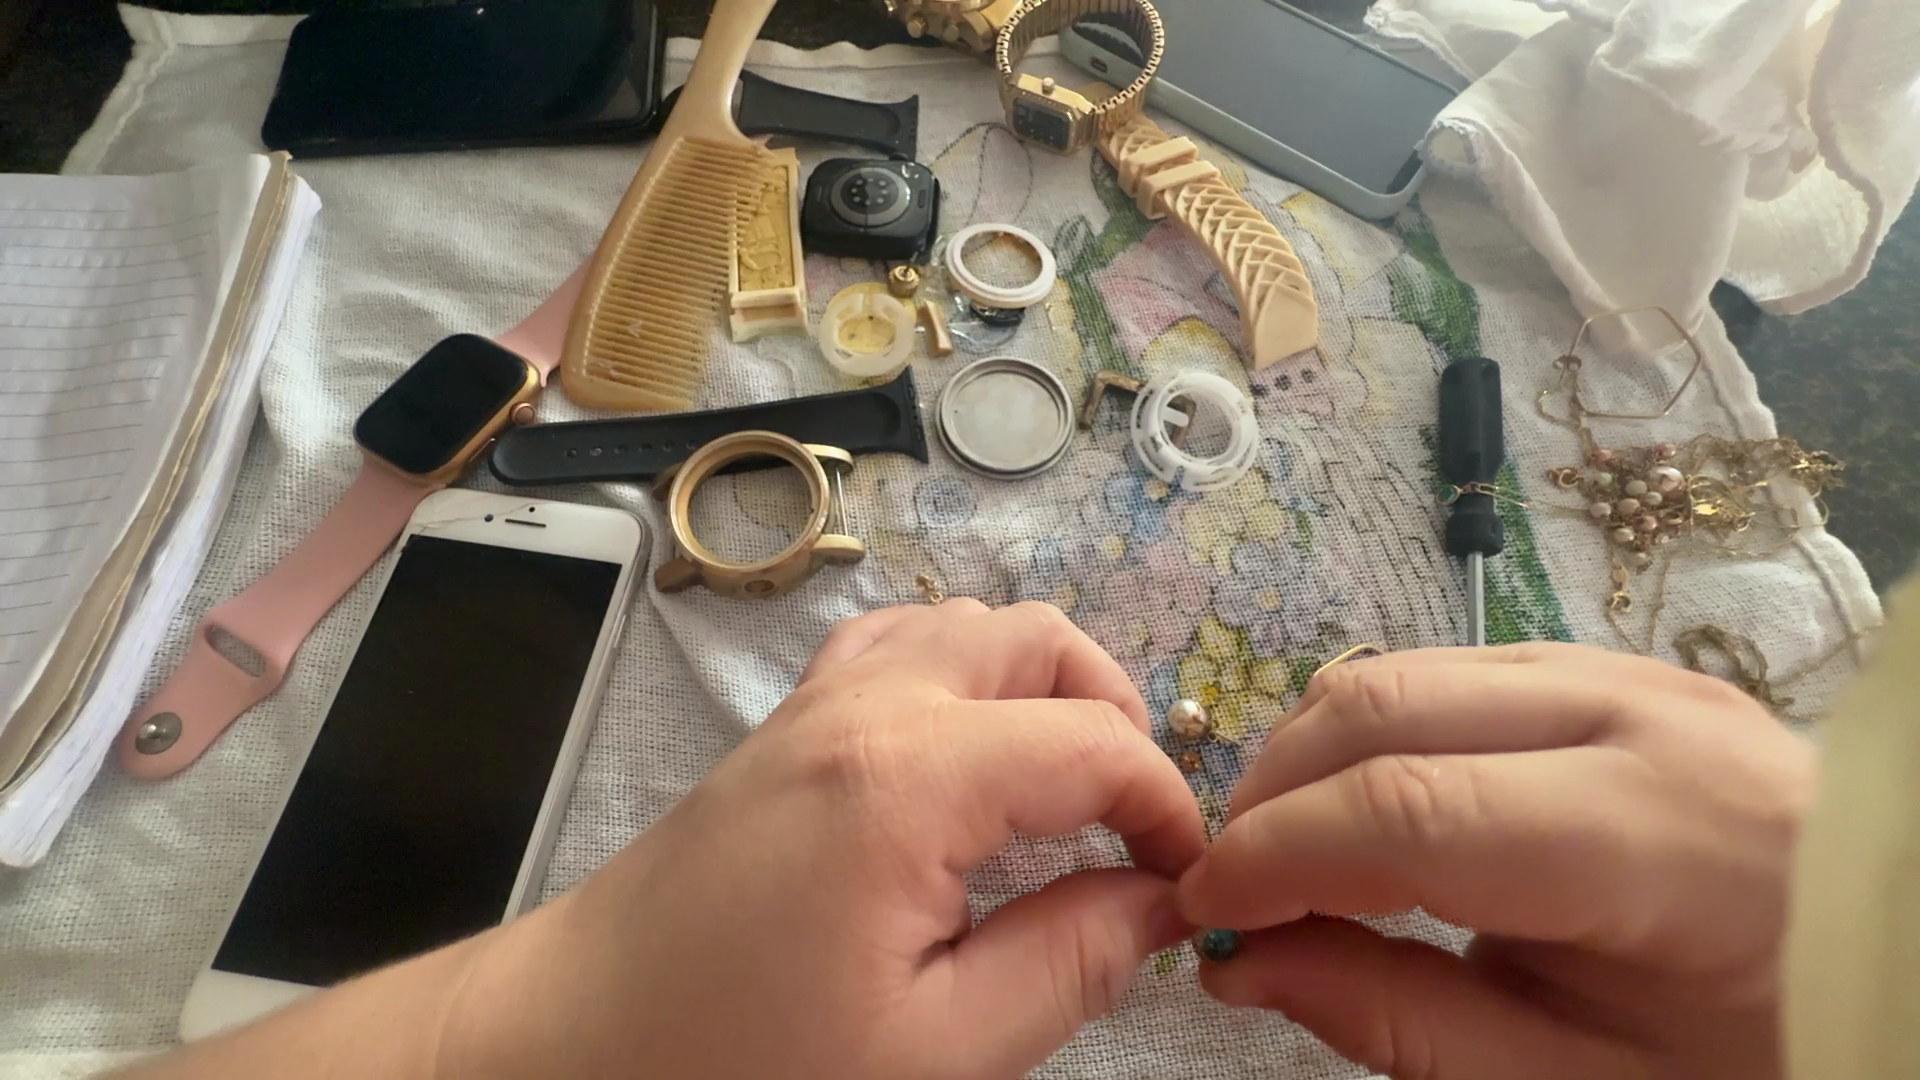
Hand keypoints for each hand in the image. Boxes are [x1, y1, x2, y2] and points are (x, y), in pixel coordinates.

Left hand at [441, 600, 1206, 1078]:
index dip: (1163, 802)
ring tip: (1064, 775)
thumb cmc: (744, 1060)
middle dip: (1115, 714)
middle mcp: (876, 696)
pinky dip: (969, 665)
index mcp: (912, 775)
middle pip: (1044, 643)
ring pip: (980, 623)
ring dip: (1047, 683)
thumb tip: (1158, 902)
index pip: (1093, 744)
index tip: (1183, 877)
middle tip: (1130, 816)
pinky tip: (971, 734)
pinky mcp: (804, 703)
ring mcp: (832, 686)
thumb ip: (1068, 961)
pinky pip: (908, 637)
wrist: (581, 1032)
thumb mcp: (933, 1053)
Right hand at [1180, 644, 1814, 1079]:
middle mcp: (1631, 708)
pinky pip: (1421, 672)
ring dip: (1304, 756)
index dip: (1279, 854)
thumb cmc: (1760, 1058)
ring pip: (1386, 676)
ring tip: (1288, 840)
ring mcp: (1605, 665)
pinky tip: (1358, 798)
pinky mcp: (1580, 660)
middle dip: (1273, 793)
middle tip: (1237, 874)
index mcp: (1669, 832)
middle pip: (1377, 711)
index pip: (1410, 811)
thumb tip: (1235, 964)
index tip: (1206, 905)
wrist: (1892, 967)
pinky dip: (1355, 733)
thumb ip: (1395, 1020)